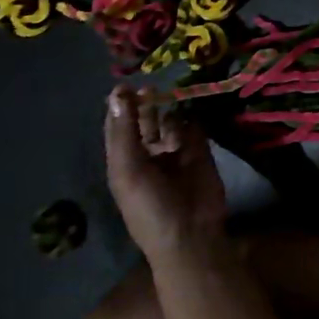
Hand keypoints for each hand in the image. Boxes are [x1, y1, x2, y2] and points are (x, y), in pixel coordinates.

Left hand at [104, 87, 226, 256]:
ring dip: (170, 109)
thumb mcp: (128, 170)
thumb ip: (125, 130)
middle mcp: (148, 154)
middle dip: (147, 104)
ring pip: (171, 121)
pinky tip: (191, 110)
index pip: (119, 127)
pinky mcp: (200, 152)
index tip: (125, 84)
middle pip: (145, 121)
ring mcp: (175, 153)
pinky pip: (195, 128)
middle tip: (151, 86)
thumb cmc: (150, 207)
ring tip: (173, 97)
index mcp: (125, 161)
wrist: (190, 234)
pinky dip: (193, 117)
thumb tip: (118, 93)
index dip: (120, 106)